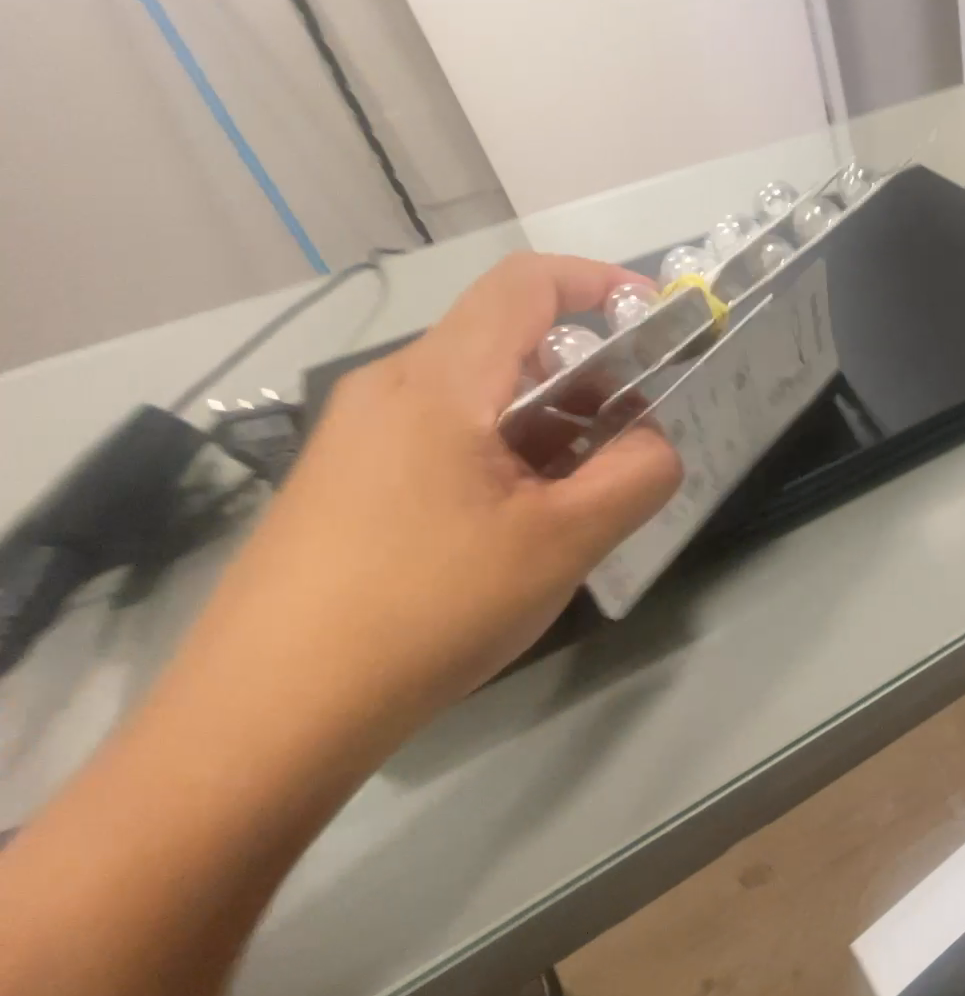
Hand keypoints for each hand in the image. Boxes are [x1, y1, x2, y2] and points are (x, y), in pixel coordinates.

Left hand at [181, 252, 681, 730]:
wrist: (272, 714)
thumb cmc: (428, 608)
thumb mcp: (563, 542)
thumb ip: (636, 476)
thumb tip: (656, 442)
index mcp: (440, 382)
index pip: (527, 284)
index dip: (601, 281)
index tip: (660, 321)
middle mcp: (393, 390)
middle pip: (511, 346)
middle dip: (592, 381)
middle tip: (634, 447)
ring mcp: (364, 439)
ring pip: (484, 401)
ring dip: (554, 429)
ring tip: (587, 502)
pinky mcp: (353, 484)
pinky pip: (451, 442)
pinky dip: (511, 460)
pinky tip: (526, 529)